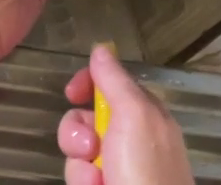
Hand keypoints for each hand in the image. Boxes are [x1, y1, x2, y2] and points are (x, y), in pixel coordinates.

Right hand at [57, 44, 195, 184]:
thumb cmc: (146, 172)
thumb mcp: (136, 116)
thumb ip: (115, 80)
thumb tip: (100, 49)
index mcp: (146, 115)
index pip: (112, 84)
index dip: (90, 82)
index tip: (73, 91)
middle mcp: (130, 140)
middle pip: (87, 116)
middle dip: (78, 129)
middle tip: (90, 145)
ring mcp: (115, 170)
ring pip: (77, 149)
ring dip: (79, 163)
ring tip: (95, 180)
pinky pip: (78, 177)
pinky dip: (82, 183)